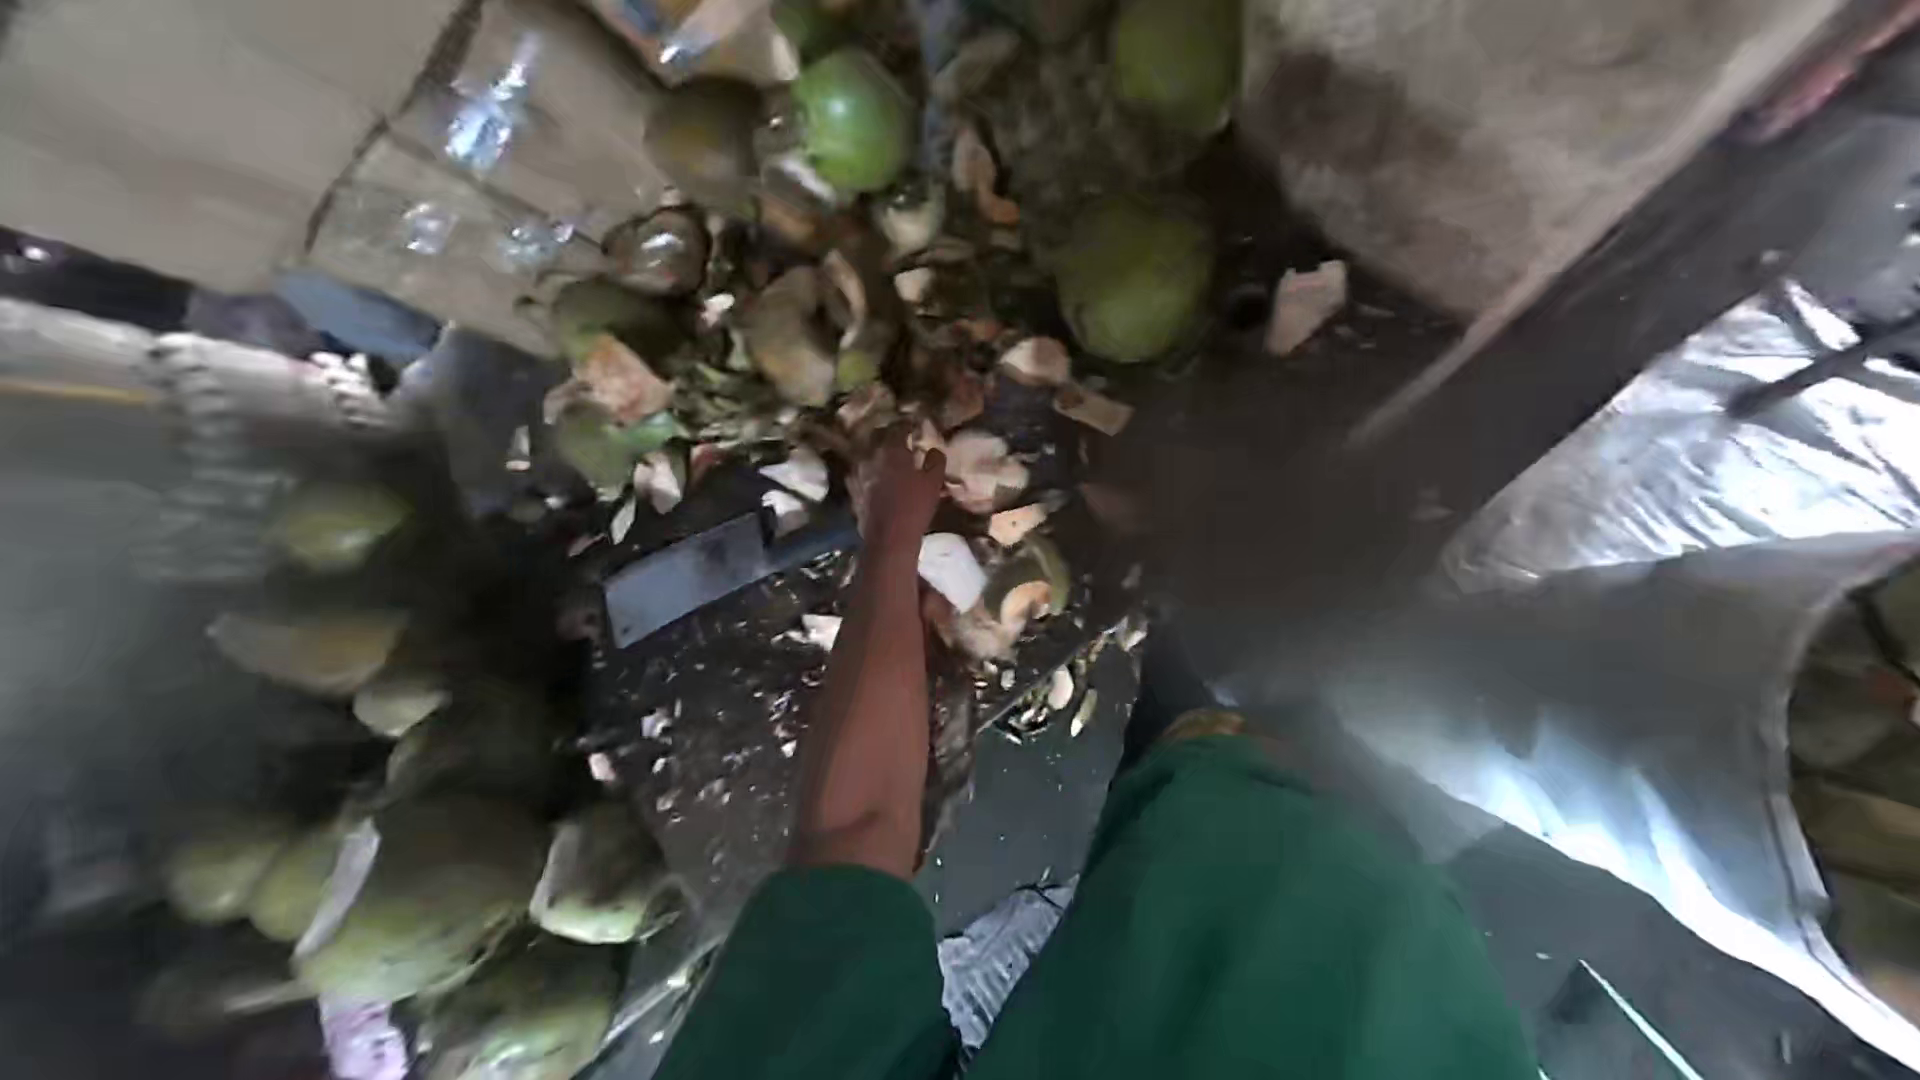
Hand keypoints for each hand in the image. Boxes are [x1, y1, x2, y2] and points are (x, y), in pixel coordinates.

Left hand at [853, 429, 945, 552]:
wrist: (888, 538)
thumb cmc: (914, 506)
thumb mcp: (933, 482)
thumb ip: (935, 462)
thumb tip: (934, 450)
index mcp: (891, 451)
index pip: (898, 429)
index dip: (906, 426)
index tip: (913, 427)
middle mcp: (870, 458)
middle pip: (878, 441)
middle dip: (889, 440)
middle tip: (900, 443)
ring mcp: (858, 475)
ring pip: (868, 459)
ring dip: (878, 459)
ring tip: (889, 464)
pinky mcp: (853, 493)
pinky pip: (862, 477)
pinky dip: (870, 477)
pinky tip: (876, 483)